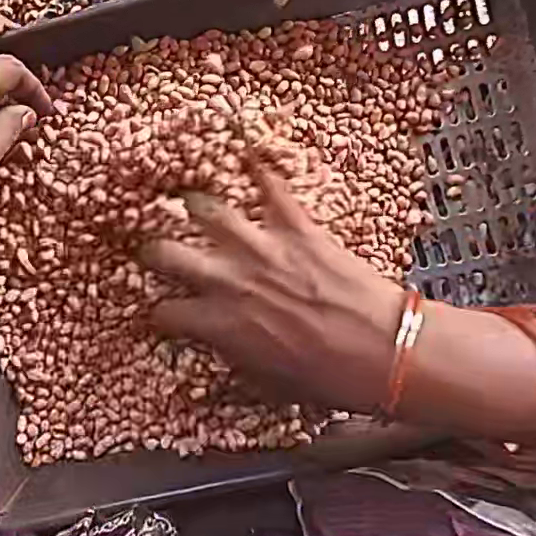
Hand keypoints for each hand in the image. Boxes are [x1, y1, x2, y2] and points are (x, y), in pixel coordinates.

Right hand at [140, 173, 404, 413]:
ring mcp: (261, 248)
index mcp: (219, 323)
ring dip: (193, 205)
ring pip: (208, 212)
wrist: (383, 351)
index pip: (165, 312)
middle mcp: (229, 280)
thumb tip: (216, 340)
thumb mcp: (265, 381)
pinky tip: (246, 154)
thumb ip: (230, 353)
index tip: (163, 311)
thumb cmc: (327, 377)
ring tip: (186, 200)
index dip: (159, 312)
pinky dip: (258, 170)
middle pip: (168, 253)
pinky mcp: (295, 227)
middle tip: (153, 247)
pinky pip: (271, 188)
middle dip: (153, 249)